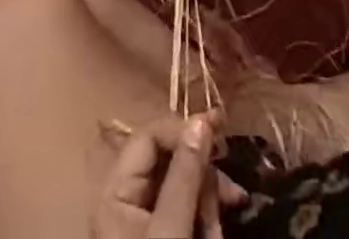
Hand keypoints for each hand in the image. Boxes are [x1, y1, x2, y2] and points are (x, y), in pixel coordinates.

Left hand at [94, 112, 244, 238]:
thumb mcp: (171, 233)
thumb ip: (185, 177)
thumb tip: (201, 121)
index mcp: (115, 191)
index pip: (150, 136)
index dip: (184, 128)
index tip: (221, 129)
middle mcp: (127, 197)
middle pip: (170, 157)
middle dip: (204, 173)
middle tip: (233, 195)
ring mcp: (145, 217)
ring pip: (185, 181)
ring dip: (210, 198)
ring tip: (227, 222)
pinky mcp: (163, 234)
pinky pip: (189, 206)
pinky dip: (208, 215)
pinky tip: (220, 231)